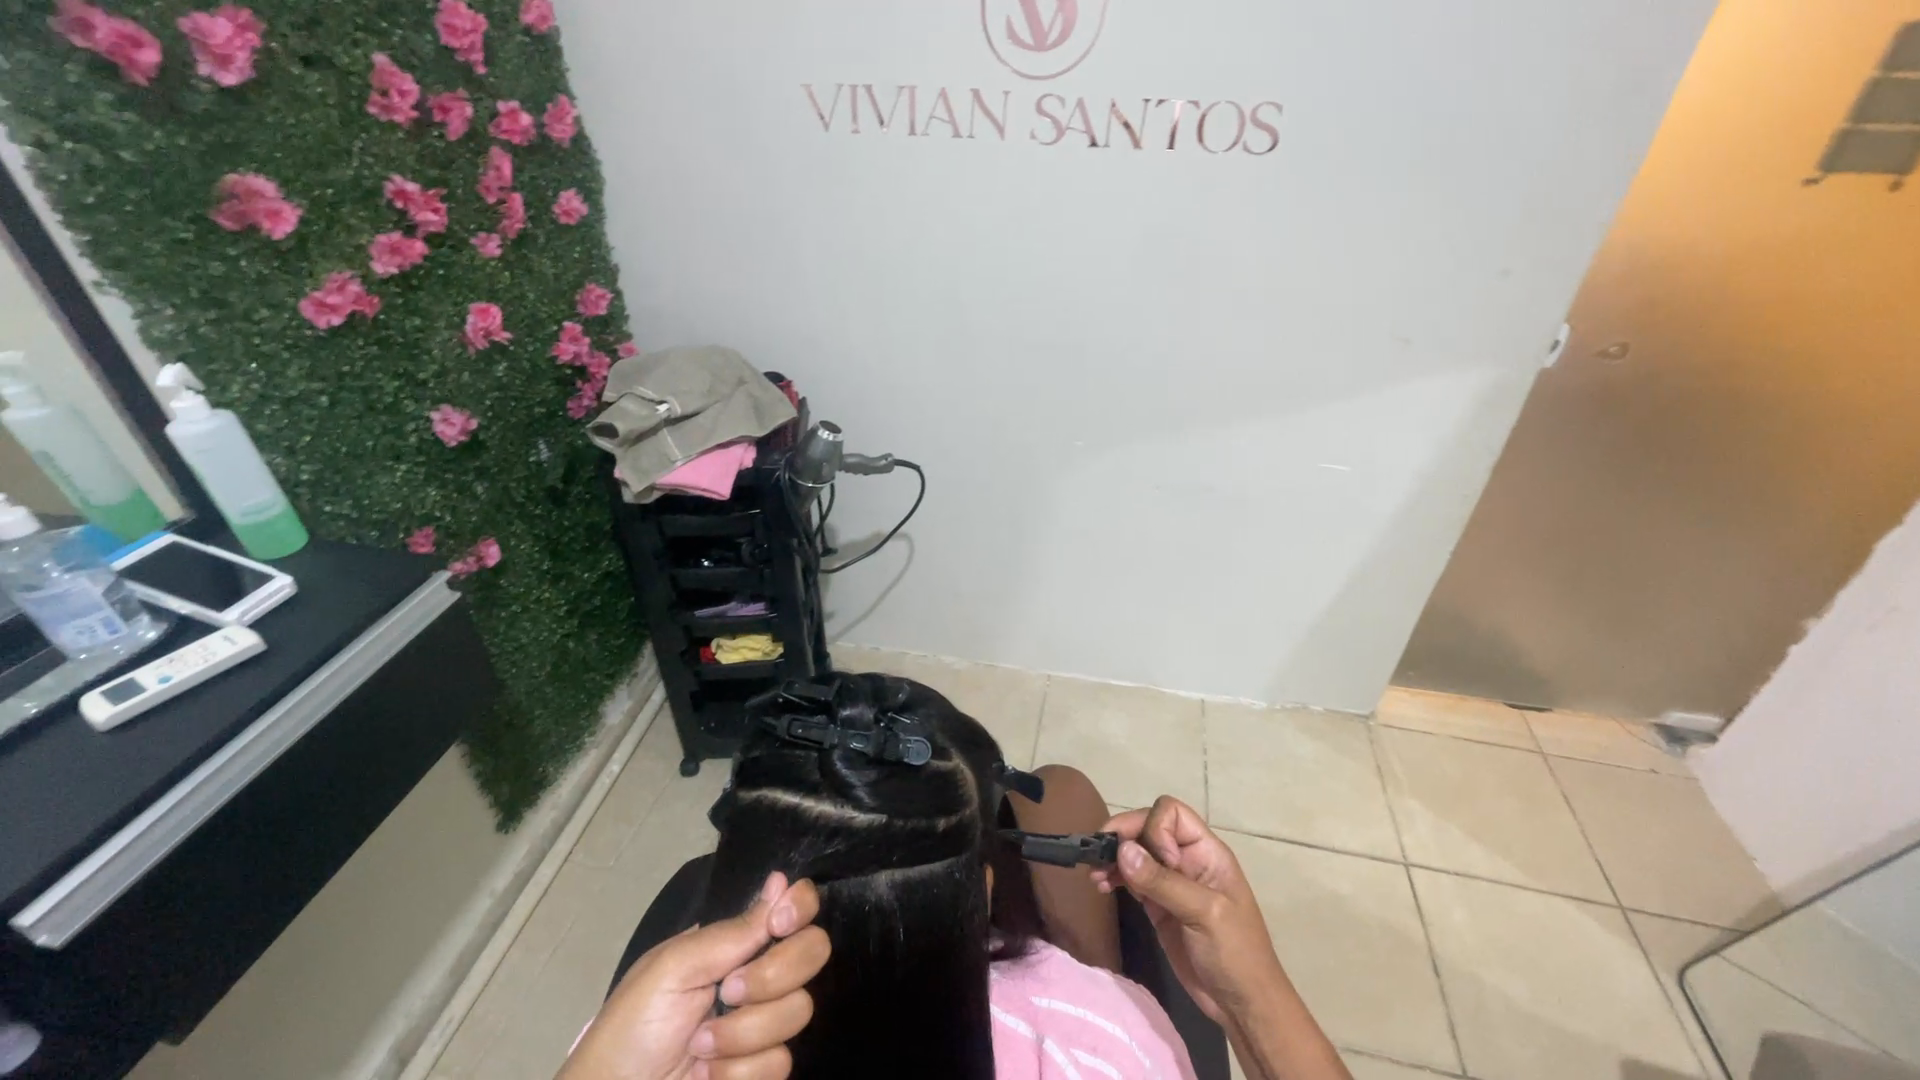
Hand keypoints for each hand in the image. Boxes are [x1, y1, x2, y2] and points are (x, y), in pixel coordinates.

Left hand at [555, 873, 830, 1079]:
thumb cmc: (633, 1025)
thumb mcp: (672, 968)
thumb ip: (732, 933)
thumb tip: (782, 881)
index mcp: (737, 943)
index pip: (794, 906)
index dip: (800, 908)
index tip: (779, 925)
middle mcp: (761, 974)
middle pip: (812, 952)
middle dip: (771, 976)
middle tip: (727, 993)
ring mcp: (765, 1022)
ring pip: (798, 1010)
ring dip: (742, 1034)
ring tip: (699, 1046)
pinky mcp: (763, 1068)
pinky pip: (780, 1062)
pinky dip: (738, 1071)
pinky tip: (708, 1073)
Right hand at [1091, 796, 1284, 1024]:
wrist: (1242, 1004)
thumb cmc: (1235, 953)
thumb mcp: (1205, 914)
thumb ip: (1163, 881)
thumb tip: (1122, 850)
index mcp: (1207, 852)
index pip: (1171, 814)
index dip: (1154, 828)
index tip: (1151, 859)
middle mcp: (1187, 860)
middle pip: (1148, 828)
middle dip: (1123, 837)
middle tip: (1100, 856)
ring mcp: (1172, 882)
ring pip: (1136, 852)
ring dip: (1113, 857)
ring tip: (1095, 876)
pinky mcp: (1158, 905)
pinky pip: (1132, 879)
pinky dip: (1114, 877)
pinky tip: (1101, 886)